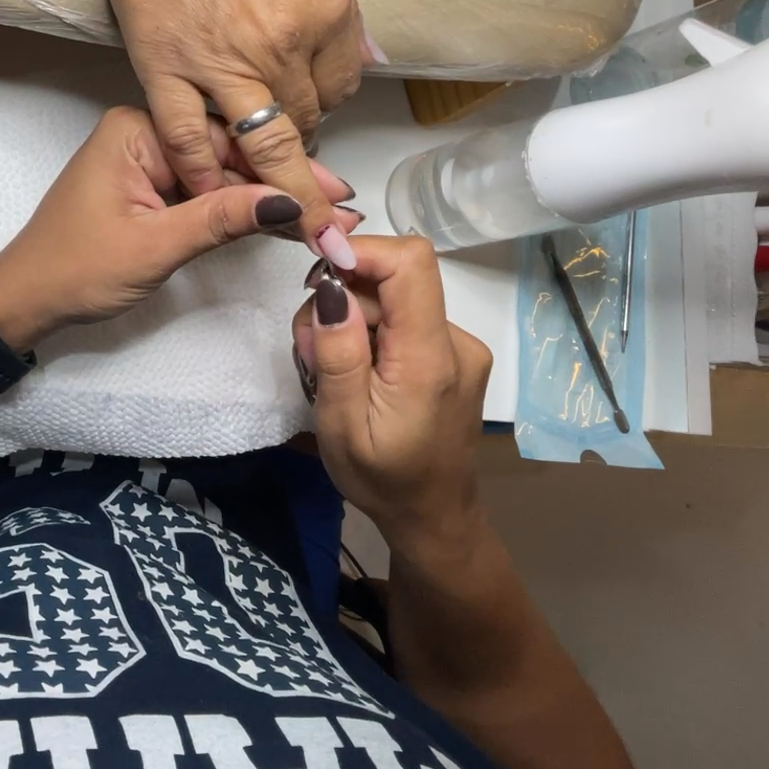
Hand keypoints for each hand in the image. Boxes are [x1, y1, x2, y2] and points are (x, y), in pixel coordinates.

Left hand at [0, 107, 359, 349]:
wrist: (27, 299)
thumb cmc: (75, 269)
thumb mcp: (155, 245)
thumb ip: (223, 218)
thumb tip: (293, 200)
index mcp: (138, 129)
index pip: (227, 141)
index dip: (284, 171)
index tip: (335, 194)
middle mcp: (145, 133)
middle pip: (229, 156)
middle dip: (286, 186)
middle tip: (344, 208)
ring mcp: (148, 161)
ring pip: (220, 177)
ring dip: (269, 201)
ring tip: (328, 219)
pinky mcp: (149, 188)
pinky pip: (202, 193)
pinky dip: (238, 211)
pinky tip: (282, 221)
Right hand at [59, 0, 378, 271]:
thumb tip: (355, 50)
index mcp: (325, 4)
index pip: (344, 79)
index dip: (334, 98)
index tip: (322, 105)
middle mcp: (281, 44)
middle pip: (309, 117)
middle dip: (312, 142)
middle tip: (310, 166)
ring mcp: (222, 64)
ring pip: (263, 146)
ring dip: (280, 182)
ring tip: (290, 209)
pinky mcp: (165, 73)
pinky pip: (192, 141)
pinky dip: (209, 174)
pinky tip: (220, 195)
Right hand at [290, 237, 492, 552]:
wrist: (432, 517)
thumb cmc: (381, 479)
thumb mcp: (341, 423)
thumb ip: (337, 353)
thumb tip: (330, 287)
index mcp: (430, 358)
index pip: (409, 263)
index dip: (360, 251)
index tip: (316, 276)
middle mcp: (455, 341)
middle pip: (389, 282)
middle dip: (339, 303)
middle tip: (311, 355)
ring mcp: (458, 346)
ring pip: (390, 300)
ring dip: (349, 323)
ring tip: (331, 372)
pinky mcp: (451, 353)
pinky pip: (400, 319)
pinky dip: (368, 334)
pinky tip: (355, 373)